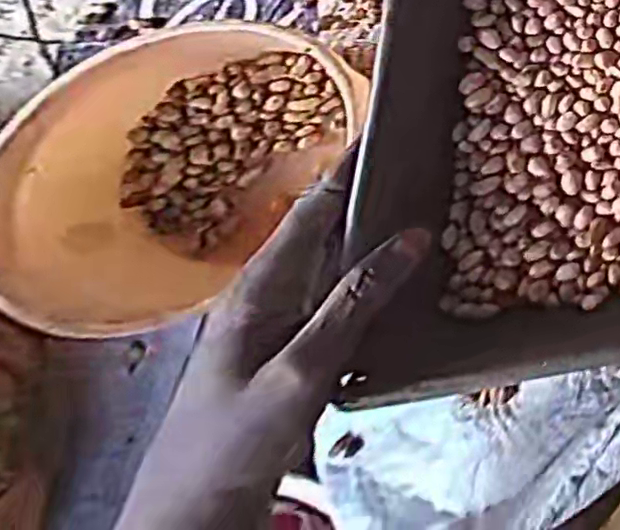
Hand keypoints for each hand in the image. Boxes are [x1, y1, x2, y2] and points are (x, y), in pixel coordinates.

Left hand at [117, 158, 428, 529]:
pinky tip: (411, 267)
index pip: (315, 206)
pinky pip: (349, 288)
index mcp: (262, 285)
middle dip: (373, 188)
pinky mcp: (302, 342)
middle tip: (426, 160)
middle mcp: (274, 291)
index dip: (350, 165)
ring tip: (429, 201)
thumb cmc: (232, 443)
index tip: (389, 129)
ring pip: (340, 256)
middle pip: (330, 224)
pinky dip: (380, 267)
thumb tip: (415, 235)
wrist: (189, 520)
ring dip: (380, 227)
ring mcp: (287, 318)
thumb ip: (356, 301)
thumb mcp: (300, 371)